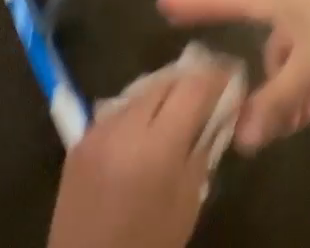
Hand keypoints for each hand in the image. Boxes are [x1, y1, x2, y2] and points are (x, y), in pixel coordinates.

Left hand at [46, 62, 234, 247]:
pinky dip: (136, 111)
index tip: (230, 79)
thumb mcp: (188, 201)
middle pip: (165, 81)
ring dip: (162, 93)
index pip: (193, 88)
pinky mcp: (79, 139)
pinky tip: (145, 129)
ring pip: (139, 91)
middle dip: (190, 82)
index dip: (216, 78)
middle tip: (208, 92)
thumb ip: (203, 150)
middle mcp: (124, 127)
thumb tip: (217, 114)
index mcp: (156, 148)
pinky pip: (116, 110)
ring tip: (177, 110)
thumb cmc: (149, 243)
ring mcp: (97, 130)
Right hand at [159, 0, 309, 152]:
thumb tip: (241, 138)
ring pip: (282, 49)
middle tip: (222, 85)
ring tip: (288, 122)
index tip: (163, 1)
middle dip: (243, 65)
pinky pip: (303, 51)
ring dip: (280, 84)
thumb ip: (275, 102)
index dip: (194, 2)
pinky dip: (301, 78)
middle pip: (252, 28)